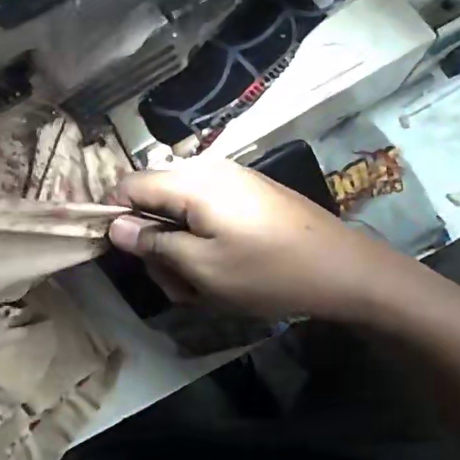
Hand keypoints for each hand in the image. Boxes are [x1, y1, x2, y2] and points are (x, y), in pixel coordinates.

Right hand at [106, 159, 409, 321]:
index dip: (117, 218)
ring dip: (183, 252)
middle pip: (156, 200)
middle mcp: (210, 170)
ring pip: (183, 213)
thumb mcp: (202, 267)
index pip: (130, 184)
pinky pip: (210, 215)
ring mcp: (234, 182)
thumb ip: (153, 243)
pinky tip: (226, 274)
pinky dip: (207, 244)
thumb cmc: (268, 271)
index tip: (127, 257)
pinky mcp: (251, 197)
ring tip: (206, 289)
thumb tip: (115, 226)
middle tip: (179, 287)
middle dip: (157, 245)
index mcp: (193, 180)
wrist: (343, 269)